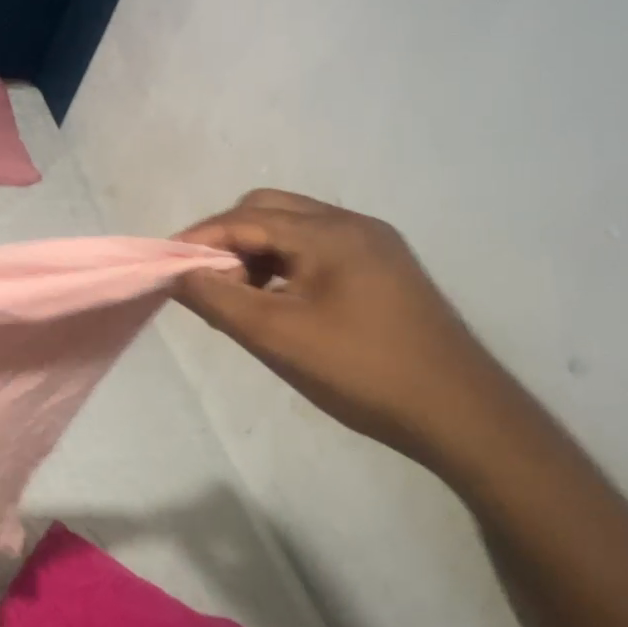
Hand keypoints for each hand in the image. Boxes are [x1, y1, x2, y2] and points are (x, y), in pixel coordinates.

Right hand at [173, 190, 533, 458]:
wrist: (462, 416)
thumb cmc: (361, 371)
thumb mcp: (274, 336)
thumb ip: (216, 298)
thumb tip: (175, 273)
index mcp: (331, 234)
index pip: (244, 218)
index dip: (198, 240)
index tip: (165, 268)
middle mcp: (354, 226)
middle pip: (268, 210)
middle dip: (226, 239)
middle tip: (203, 282)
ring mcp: (374, 246)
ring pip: (292, 229)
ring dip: (254, 253)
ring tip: (236, 298)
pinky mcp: (384, 270)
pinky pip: (316, 249)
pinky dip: (283, 265)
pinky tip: (276, 304)